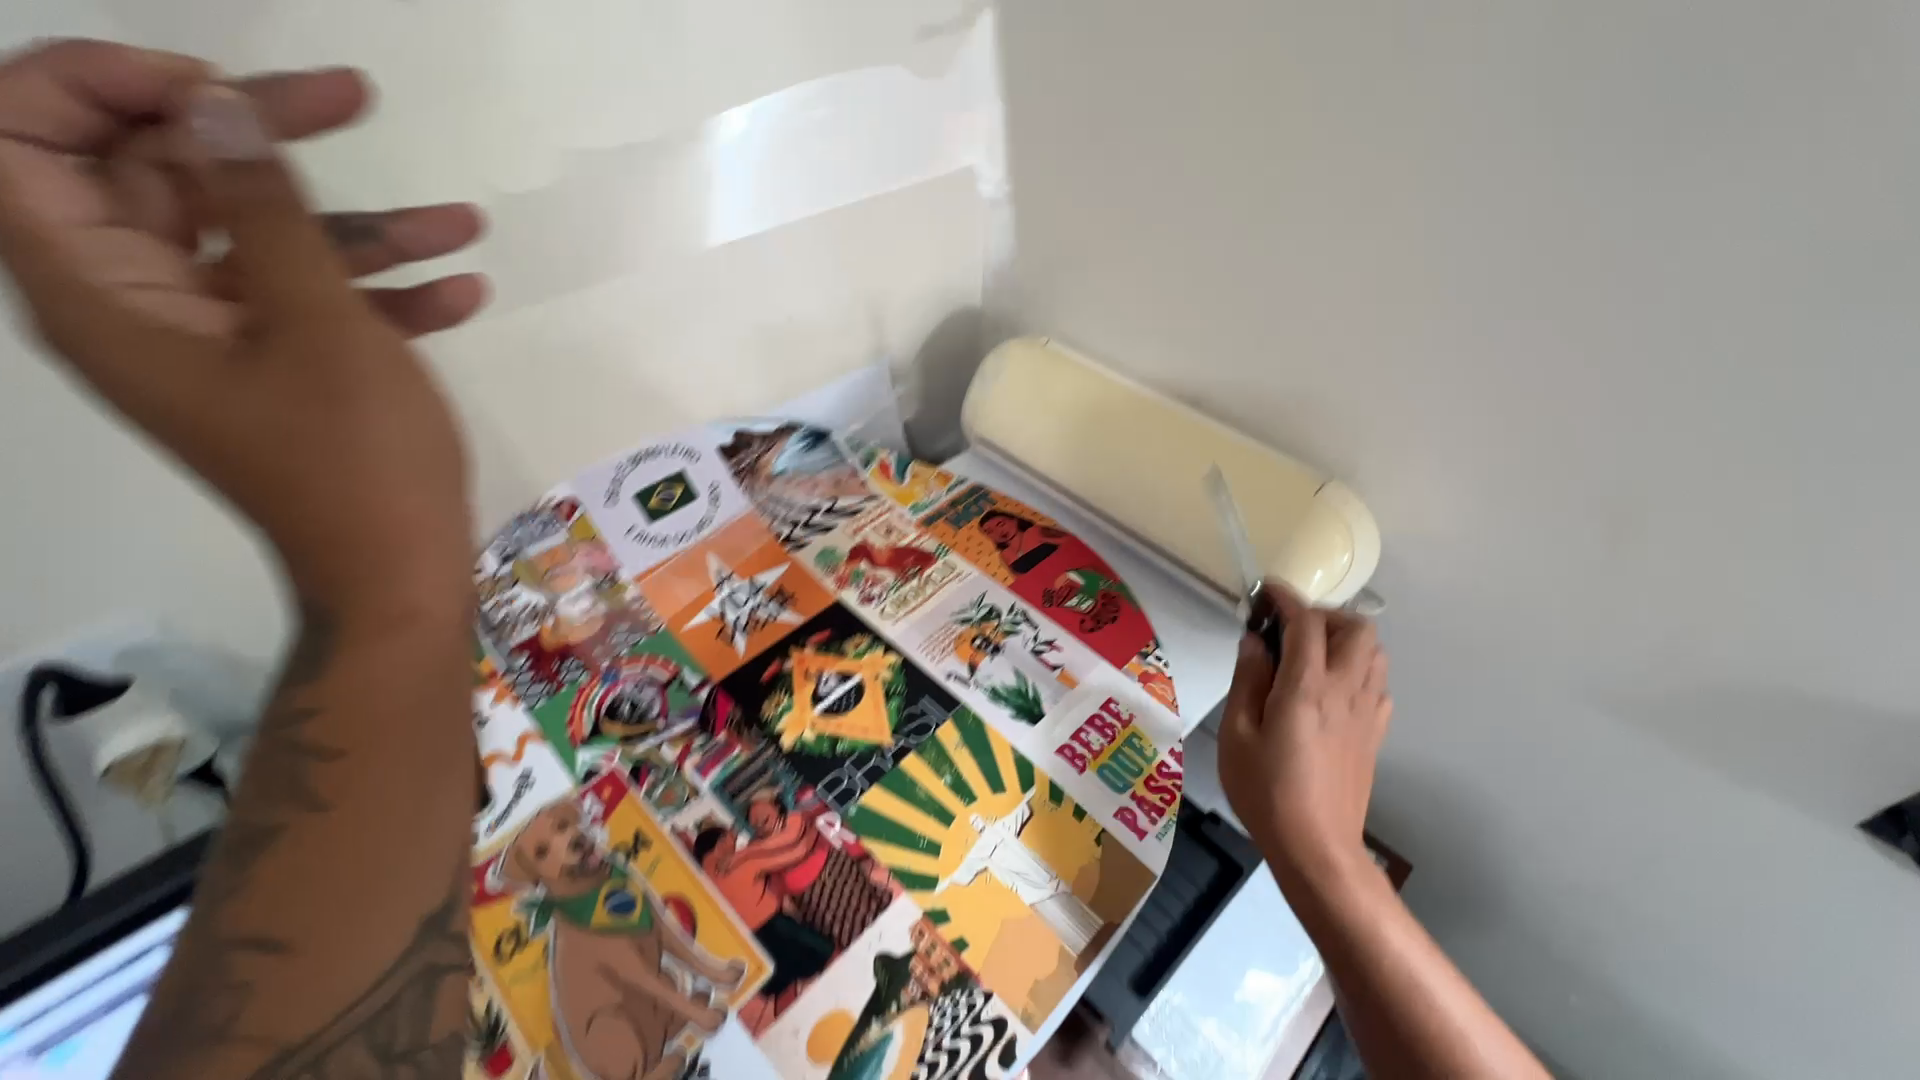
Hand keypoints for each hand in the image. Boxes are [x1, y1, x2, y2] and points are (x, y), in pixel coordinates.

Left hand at [0, 42, 485, 619]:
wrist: (398, 575)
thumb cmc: (354, 456)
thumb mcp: (319, 323)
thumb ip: (264, 206)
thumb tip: (217, 100)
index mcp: (105, 292)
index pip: (24, 140)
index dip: (102, 87)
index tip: (219, 88)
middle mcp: (141, 306)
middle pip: (166, 178)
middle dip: (266, 137)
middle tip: (354, 105)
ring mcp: (217, 341)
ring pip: (261, 242)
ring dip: (361, 226)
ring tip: (462, 221)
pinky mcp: (280, 371)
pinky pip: (312, 305)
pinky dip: (382, 292)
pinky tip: (463, 292)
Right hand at [1219, 584, 1391, 891]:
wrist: (1317, 846)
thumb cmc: (1266, 790)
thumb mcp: (1237, 734)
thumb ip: (1248, 680)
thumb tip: (1254, 642)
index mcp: (1307, 688)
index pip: (1306, 623)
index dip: (1286, 599)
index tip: (1265, 592)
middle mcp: (1346, 691)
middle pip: (1356, 628)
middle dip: (1323, 616)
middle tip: (1289, 631)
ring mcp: (1368, 712)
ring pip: (1374, 653)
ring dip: (1344, 640)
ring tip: (1308, 657)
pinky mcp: (1376, 733)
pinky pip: (1377, 683)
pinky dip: (1356, 670)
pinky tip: (1328, 691)